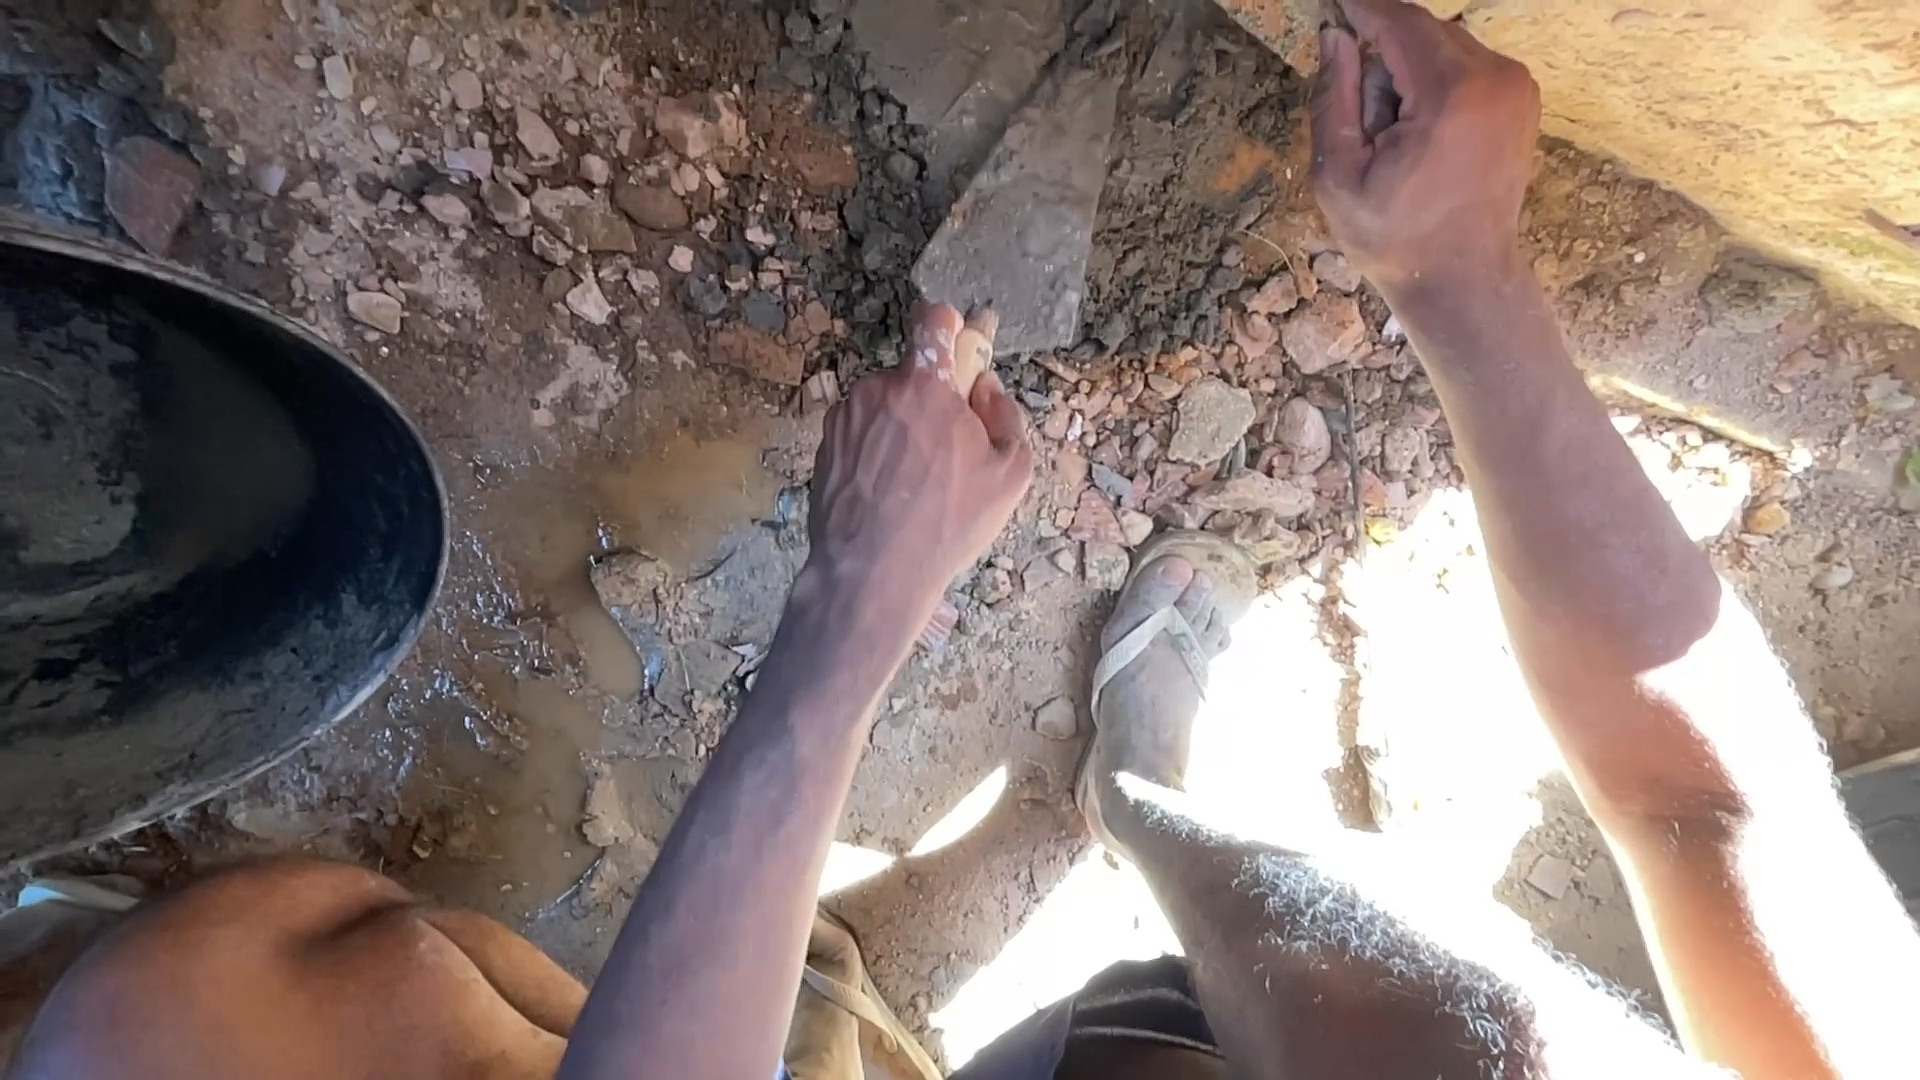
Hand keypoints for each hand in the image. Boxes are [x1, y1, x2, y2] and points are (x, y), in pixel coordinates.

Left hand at [808, 303, 1032, 622]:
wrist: (872, 573)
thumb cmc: (947, 523)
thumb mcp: (1010, 473)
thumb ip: (1005, 415)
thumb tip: (983, 389)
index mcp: (925, 385)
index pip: (935, 321)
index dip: (951, 331)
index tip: (958, 356)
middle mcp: (877, 389)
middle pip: (913, 377)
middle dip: (932, 402)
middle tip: (947, 453)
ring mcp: (844, 418)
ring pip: (885, 408)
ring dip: (901, 429)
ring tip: (913, 485)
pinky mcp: (823, 447)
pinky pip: (860, 434)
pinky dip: (875, 452)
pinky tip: (885, 494)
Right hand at [1310, 0, 1540, 290]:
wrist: (1460, 277)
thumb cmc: (1390, 238)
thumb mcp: (1338, 177)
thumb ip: (1332, 100)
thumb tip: (1334, 37)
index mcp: (1450, 93)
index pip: (1400, 22)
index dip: (1362, 5)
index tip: (1332, 0)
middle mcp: (1496, 74)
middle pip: (1422, 35)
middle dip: (1381, 66)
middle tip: (1362, 128)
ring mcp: (1516, 85)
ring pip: (1444, 51)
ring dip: (1405, 82)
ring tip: (1391, 146)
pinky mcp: (1521, 99)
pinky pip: (1465, 71)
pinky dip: (1431, 91)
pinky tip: (1416, 143)